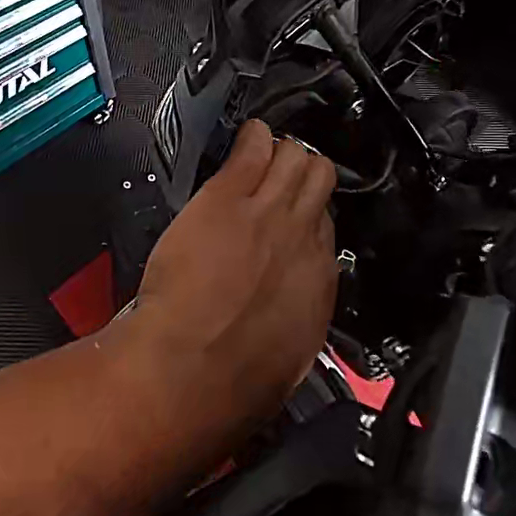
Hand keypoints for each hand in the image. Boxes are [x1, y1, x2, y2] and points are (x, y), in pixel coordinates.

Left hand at [133, 120, 337, 419]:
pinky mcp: (230, 195)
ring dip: (282, 152)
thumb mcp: (284, 356)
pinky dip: (254, 137)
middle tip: (280, 175)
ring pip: (296, 157)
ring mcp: (268, 211)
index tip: (293, 213)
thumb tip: (287, 311)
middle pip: (320, 180)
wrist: (190, 370)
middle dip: (303, 173)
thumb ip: (294, 319)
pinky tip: (249, 135)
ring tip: (264, 152)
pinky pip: (255, 148)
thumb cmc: (231, 380)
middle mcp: (302, 237)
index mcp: (318, 279)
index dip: (307, 214)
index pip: (326, 225)